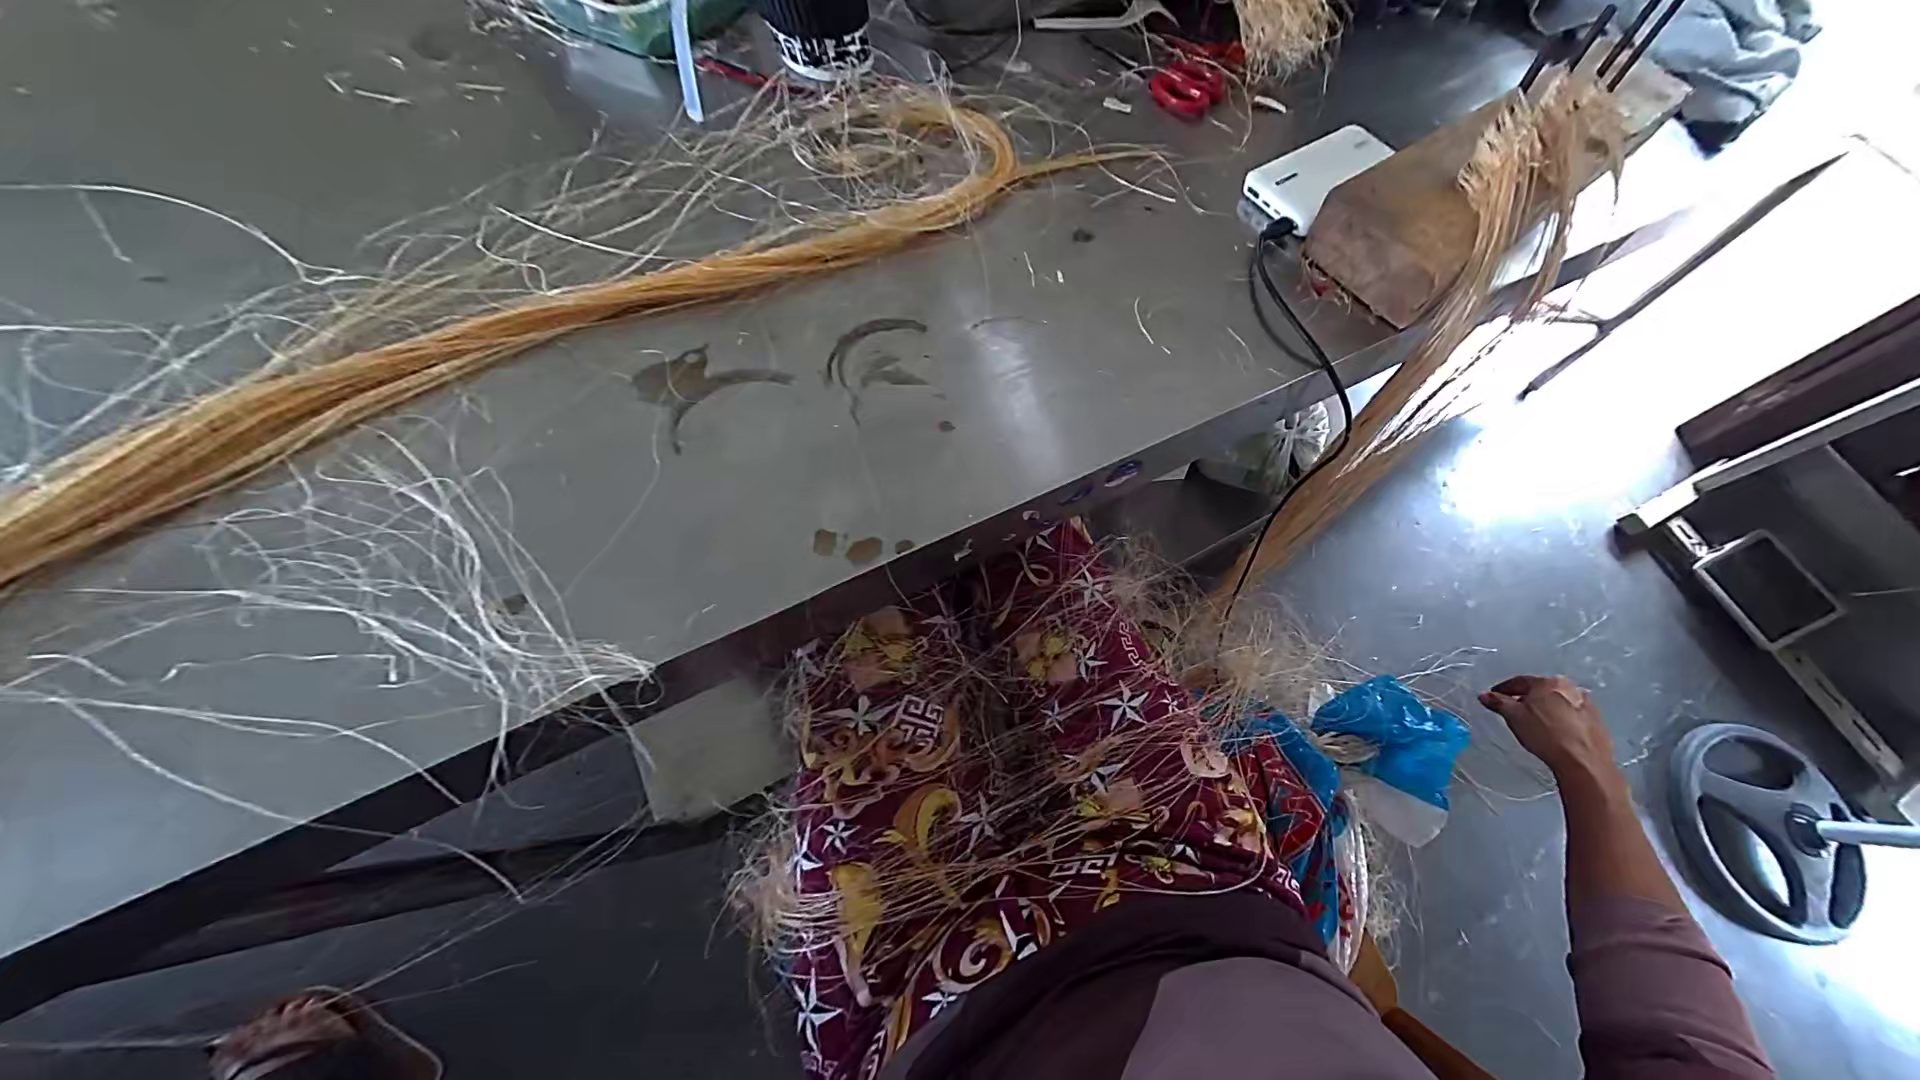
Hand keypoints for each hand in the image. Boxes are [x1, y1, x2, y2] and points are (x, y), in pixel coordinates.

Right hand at [1478, 674, 1619, 787]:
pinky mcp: (1597, 723)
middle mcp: (1571, 689)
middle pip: (1542, 690)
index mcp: (1549, 683)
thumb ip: (1497, 702)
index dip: (1504, 689)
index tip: (1496, 696)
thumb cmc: (1547, 735)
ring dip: (1545, 709)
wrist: (1583, 762)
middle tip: (1514, 709)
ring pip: (1558, 703)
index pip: (1520, 681)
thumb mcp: (1512, 716)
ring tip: (1534, 723)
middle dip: (1526, 699)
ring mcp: (1587, 706)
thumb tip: (1486, 696)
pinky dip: (1561, 720)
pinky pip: (1572, 716)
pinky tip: (1553, 732)